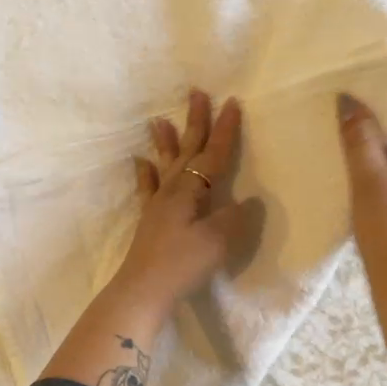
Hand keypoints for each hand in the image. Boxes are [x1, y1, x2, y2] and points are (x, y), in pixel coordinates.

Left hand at [110, 89, 250, 316]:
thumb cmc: (182, 265)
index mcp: (190, 191)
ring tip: (158, 119)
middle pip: (187, 151)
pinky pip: (147, 189)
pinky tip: (139, 162)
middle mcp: (172, 191)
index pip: (213, 155)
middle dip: (195, 123)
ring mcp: (157, 206)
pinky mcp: (149, 222)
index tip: (232, 103)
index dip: (225, 131)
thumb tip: (247, 201)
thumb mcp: (217, 242)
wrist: (143, 291)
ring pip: (165, 165)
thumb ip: (235, 218)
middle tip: (196, 93)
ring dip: (165, 141)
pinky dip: (145, 173)